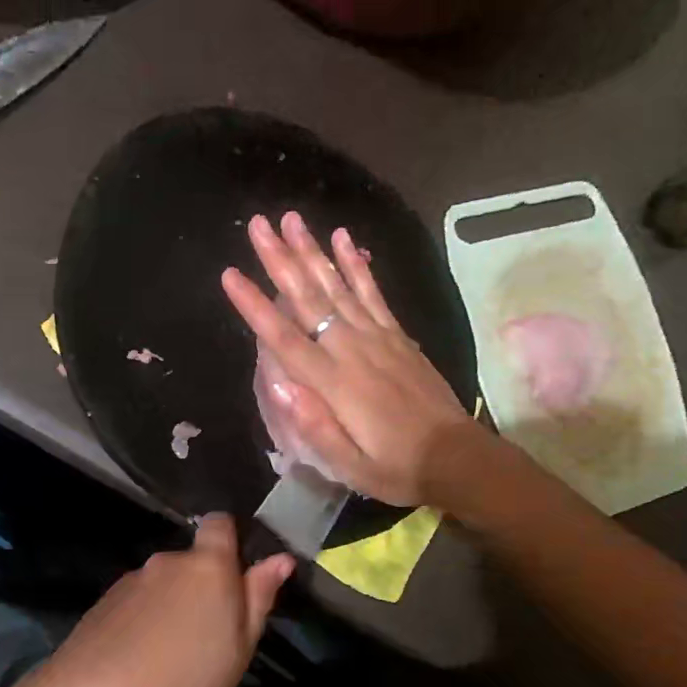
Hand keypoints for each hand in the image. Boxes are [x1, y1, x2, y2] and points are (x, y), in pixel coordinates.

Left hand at [0, 515, 293, 686]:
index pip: (220, 524)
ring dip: (171, 610)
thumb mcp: (237, 651)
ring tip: (170, 661)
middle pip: (192, 563)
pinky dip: (143, 624)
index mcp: (207, 567)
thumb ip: (256, 600)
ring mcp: (130, 581)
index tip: (236, 578)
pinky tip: (139, 663)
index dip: (230, 541)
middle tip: (208, 641)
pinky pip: (136, 605)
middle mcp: (166, 562)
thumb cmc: (182, 684)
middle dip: (202, 591)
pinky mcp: (102, 603)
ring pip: (163, 587)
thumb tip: (279, 558)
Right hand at [222, 211, 488, 506]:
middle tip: (258, 224)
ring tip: (291, 219)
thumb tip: (277, 385)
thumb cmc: (393, 468)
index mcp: (334, 384)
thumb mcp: (348, 466)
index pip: (285, 338)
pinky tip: (343, 239)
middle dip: (280, 260)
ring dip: (312, 251)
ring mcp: (378, 338)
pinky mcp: (396, 336)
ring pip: (337, 286)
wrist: (455, 457)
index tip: (230, 275)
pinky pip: (372, 293)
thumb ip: (314, 427)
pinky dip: (356, 265)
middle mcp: (353, 350)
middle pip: (309, 298)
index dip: (255, 306)